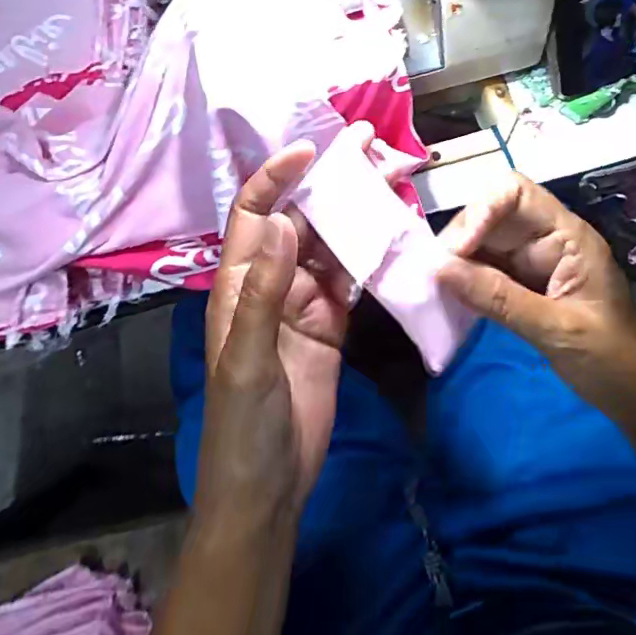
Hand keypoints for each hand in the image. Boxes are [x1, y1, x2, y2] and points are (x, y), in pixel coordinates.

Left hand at [197, 124, 402, 519]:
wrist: (271, 486)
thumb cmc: (243, 424)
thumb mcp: (247, 360)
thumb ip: (264, 293)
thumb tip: (283, 223)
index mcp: (240, 281)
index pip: (255, 213)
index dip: (277, 176)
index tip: (311, 149)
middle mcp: (272, 279)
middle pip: (300, 218)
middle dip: (330, 182)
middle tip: (368, 149)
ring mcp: (305, 300)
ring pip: (331, 243)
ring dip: (356, 212)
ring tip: (389, 178)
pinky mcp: (333, 321)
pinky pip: (353, 276)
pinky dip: (371, 253)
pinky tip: (395, 230)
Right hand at [434, 173, 635, 417]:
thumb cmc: (614, 360)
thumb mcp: (557, 331)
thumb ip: (499, 298)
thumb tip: (439, 268)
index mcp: (567, 237)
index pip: (515, 193)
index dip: (481, 210)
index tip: (457, 252)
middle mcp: (546, 240)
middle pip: (491, 214)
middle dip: (462, 237)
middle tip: (438, 275)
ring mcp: (532, 262)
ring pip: (483, 241)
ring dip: (457, 259)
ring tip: (437, 287)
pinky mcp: (522, 286)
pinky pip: (484, 269)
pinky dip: (464, 279)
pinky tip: (449, 296)